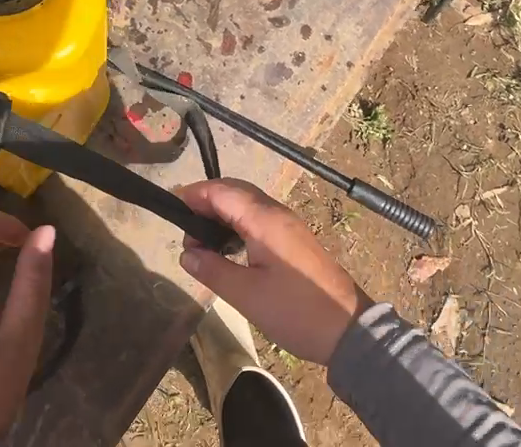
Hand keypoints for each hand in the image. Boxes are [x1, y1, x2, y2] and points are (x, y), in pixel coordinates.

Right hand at [177, 179, 371, 364]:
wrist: (349, 329)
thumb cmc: (295, 311)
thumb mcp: (247, 295)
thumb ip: (213, 270)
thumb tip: (187, 253)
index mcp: (263, 219)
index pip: (222, 191)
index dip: (195, 194)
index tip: (172, 208)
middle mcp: (276, 212)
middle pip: (234, 191)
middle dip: (206, 202)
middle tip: (185, 229)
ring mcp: (288, 224)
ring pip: (247, 203)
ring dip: (221, 214)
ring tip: (202, 242)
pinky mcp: (294, 239)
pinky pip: (258, 217)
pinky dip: (237, 223)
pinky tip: (228, 248)